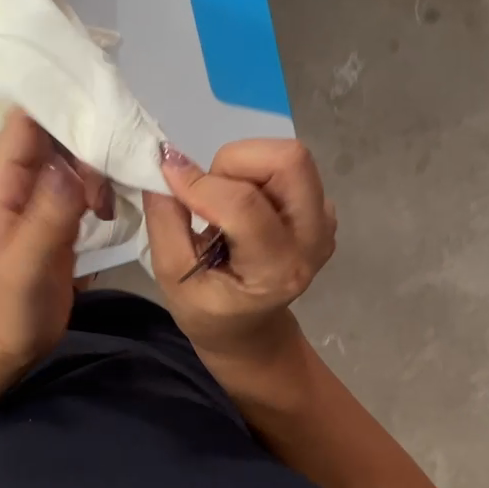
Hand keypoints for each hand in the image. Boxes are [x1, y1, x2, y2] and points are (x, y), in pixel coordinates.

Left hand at [0, 109, 113, 375]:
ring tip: (110, 194)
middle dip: (85, 133)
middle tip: (117, 151)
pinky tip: (111, 208)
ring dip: (96, 165)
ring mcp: (38, 203)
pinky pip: (80, 186)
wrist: (6, 350)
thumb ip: (49, 212)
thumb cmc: (9, 309)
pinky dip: (100, 187)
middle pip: (51, 135)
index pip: (23, 124)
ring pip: (70, 159)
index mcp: (0, 187)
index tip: (98, 95)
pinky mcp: (57, 221)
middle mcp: (18, 186)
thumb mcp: (27, 262)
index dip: (55, 102)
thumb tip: (74, 163)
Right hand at [143, 140, 335, 362]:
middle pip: (287, 160)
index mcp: (276, 269)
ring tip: (223, 201)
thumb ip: (165, 222)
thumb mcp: (172, 278)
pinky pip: (288, 167)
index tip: (167, 175)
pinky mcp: (321, 208)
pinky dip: (255, 173)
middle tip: (208, 192)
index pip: (243, 204)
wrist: (250, 331)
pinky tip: (242, 208)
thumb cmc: (208, 312)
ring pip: (289, 156)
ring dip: (244, 165)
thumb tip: (165, 167)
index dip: (199, 182)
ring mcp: (323, 221)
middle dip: (234, 163)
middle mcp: (312, 239)